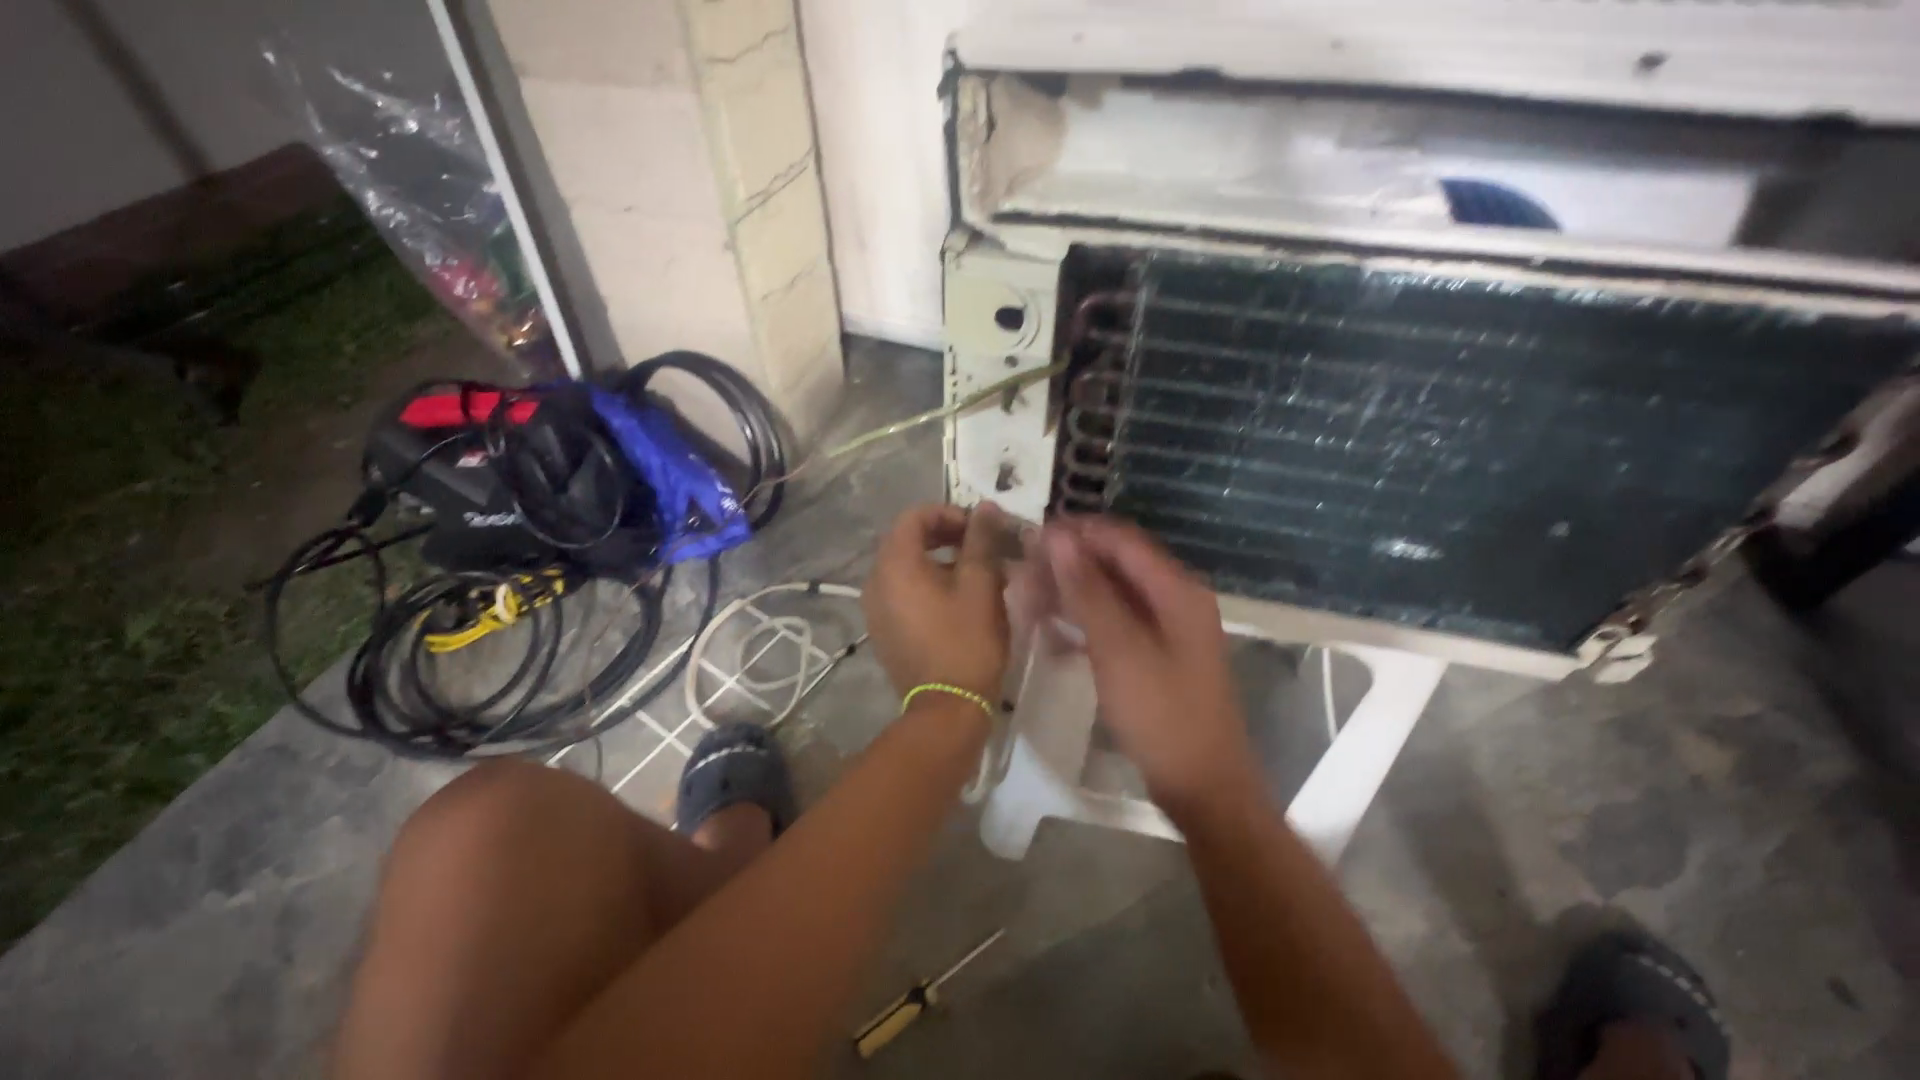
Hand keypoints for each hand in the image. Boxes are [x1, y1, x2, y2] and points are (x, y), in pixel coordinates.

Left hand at [863, 502, 1011, 702]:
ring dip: (941, 562)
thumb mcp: (981, 586)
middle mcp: (875, 581)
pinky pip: (903, 594)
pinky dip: (929, 586)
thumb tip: (986, 507)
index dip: (949, 514)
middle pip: (908, 541)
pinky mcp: (884, 631)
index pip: (915, 517)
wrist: (947, 708)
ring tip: (979, 576)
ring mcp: (875, 609)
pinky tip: (960, 603)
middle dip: (947, 537)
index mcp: (894, 565)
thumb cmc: (966, 642)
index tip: (981, 529)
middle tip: (983, 548)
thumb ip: (982, 540)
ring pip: (907, 569)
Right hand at [1042, 516, 1258, 813]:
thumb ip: (1087, 590)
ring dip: (1072, 593)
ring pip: (1113, 594)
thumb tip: (1057, 537)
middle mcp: (1176, 599)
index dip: (1076, 532)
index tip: (1029, 538)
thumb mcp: (1118, 648)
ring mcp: (1169, 630)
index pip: (1121, 539)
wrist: (1202, 784)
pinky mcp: (1157, 657)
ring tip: (1028, 602)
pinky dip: (1086, 623)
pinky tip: (1054, 636)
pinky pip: (1117, 624)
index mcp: (1177, 589)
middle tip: (1022, 576)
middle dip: (1069, 564)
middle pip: (1117, 564)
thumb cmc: (1161, 714)